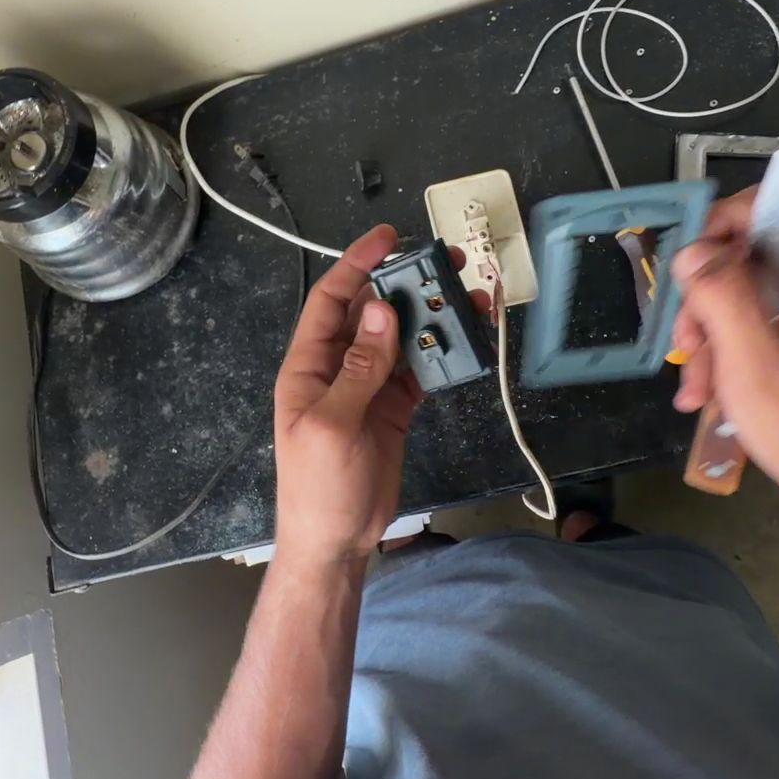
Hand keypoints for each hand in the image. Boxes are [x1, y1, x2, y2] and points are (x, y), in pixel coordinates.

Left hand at [273, 226, 487, 563]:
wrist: (335, 540)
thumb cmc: (318, 485)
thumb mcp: (332, 425)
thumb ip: (359, 368)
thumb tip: (380, 309)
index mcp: (309, 365)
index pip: (331, 301)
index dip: (355, 265)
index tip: (387, 238)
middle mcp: (338, 367)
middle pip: (372, 313)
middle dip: (405, 285)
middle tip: (446, 263)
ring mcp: (369, 387)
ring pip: (401, 338)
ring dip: (431, 318)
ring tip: (468, 299)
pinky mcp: (394, 407)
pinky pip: (418, 370)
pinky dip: (441, 355)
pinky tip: (466, 341)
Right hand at [670, 189, 778, 515]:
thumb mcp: (752, 366)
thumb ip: (723, 298)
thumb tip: (692, 250)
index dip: (728, 225)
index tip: (687, 263)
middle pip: (757, 255)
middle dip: (709, 297)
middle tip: (686, 343)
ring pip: (749, 289)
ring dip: (711, 330)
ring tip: (696, 383)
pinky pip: (760, 316)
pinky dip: (728, 345)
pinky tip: (709, 387)